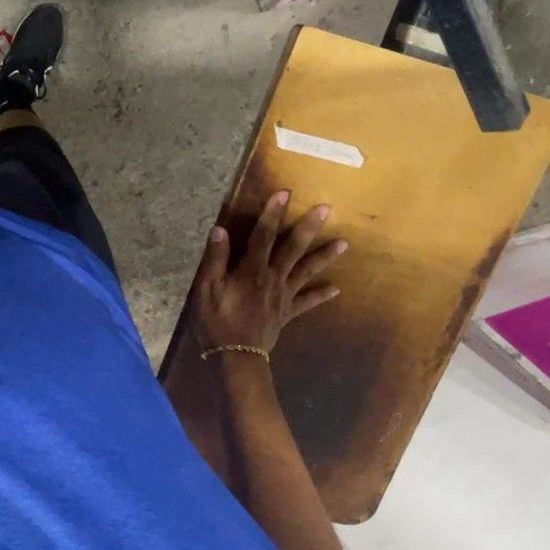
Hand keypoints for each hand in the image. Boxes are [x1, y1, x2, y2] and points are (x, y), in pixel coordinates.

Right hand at [189, 191, 345, 360]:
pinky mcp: (287, 312)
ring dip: (324, 256)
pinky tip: (336, 289)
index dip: (273, 213)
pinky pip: (307, 302)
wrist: (235, 356)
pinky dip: (321, 295)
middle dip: (308, 227)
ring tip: (344, 243)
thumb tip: (220, 228)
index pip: (263, 235)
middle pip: (293, 248)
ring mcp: (283, 296)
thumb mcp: (206, 287)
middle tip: (327, 209)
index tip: (284, 193)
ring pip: (306, 271)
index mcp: (252, 269)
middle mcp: (273, 278)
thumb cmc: (216, 320)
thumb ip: (215, 258)